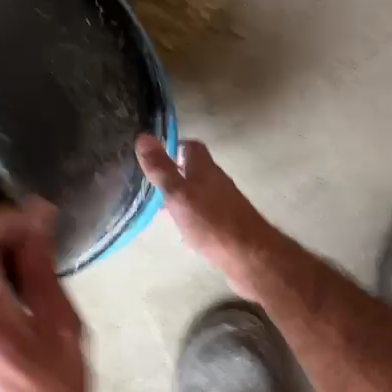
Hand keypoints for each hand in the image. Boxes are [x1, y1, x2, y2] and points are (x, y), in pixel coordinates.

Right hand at [136, 135, 282, 294]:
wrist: (248, 255)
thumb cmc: (211, 222)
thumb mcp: (179, 194)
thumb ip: (161, 169)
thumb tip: (143, 136)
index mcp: (206, 170)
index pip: (192, 147)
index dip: (174, 146)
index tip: (154, 153)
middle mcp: (217, 182)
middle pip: (195, 169)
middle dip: (175, 172)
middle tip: (151, 181)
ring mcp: (224, 204)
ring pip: (199, 192)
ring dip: (181, 195)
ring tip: (158, 206)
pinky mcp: (227, 224)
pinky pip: (204, 213)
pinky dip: (190, 215)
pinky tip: (180, 229)